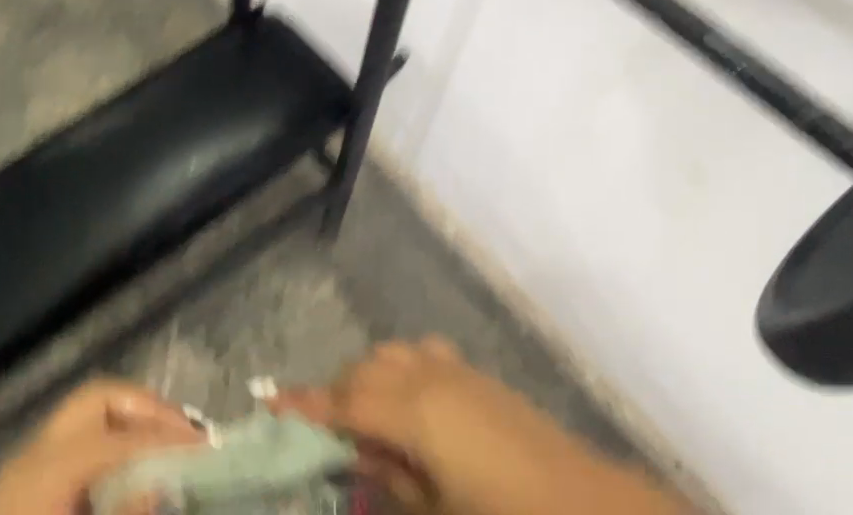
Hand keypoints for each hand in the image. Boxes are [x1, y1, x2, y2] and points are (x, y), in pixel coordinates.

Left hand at [0, 380, 202, 514]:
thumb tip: (161, 485)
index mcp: (43, 477)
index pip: (114, 439)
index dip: (162, 439)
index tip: (207, 451)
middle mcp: (30, 460)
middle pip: (96, 401)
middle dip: (146, 410)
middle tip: (187, 438)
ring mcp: (24, 472)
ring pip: (86, 419)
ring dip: (132, 425)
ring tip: (171, 452)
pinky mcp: (25, 490)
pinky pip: (77, 446)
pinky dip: (112, 447)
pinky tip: (135, 478)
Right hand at [272, 338, 686, 514]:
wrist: (584, 500)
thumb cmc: (501, 513)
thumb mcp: (434, 508)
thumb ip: (390, 477)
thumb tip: (357, 456)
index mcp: (412, 412)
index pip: (343, 403)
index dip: (304, 404)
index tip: (268, 402)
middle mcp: (427, 377)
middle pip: (362, 372)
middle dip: (335, 395)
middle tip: (321, 431)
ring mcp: (455, 369)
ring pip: (390, 354)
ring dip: (368, 378)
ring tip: (364, 419)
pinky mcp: (476, 373)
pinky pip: (422, 354)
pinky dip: (400, 369)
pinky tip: (408, 402)